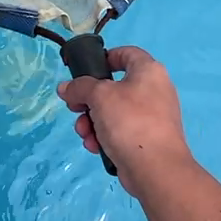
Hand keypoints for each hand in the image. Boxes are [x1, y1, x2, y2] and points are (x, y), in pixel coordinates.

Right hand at [55, 45, 195, 187]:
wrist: (155, 168)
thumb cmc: (130, 121)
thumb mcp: (99, 96)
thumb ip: (79, 87)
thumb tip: (65, 88)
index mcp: (149, 71)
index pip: (127, 53)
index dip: (105, 57)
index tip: (86, 71)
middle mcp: (154, 90)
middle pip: (114, 87)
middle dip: (89, 101)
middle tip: (75, 108)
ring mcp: (152, 117)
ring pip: (113, 112)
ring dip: (92, 122)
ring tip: (85, 134)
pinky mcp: (147, 139)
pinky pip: (120, 131)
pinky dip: (105, 136)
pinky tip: (95, 147)